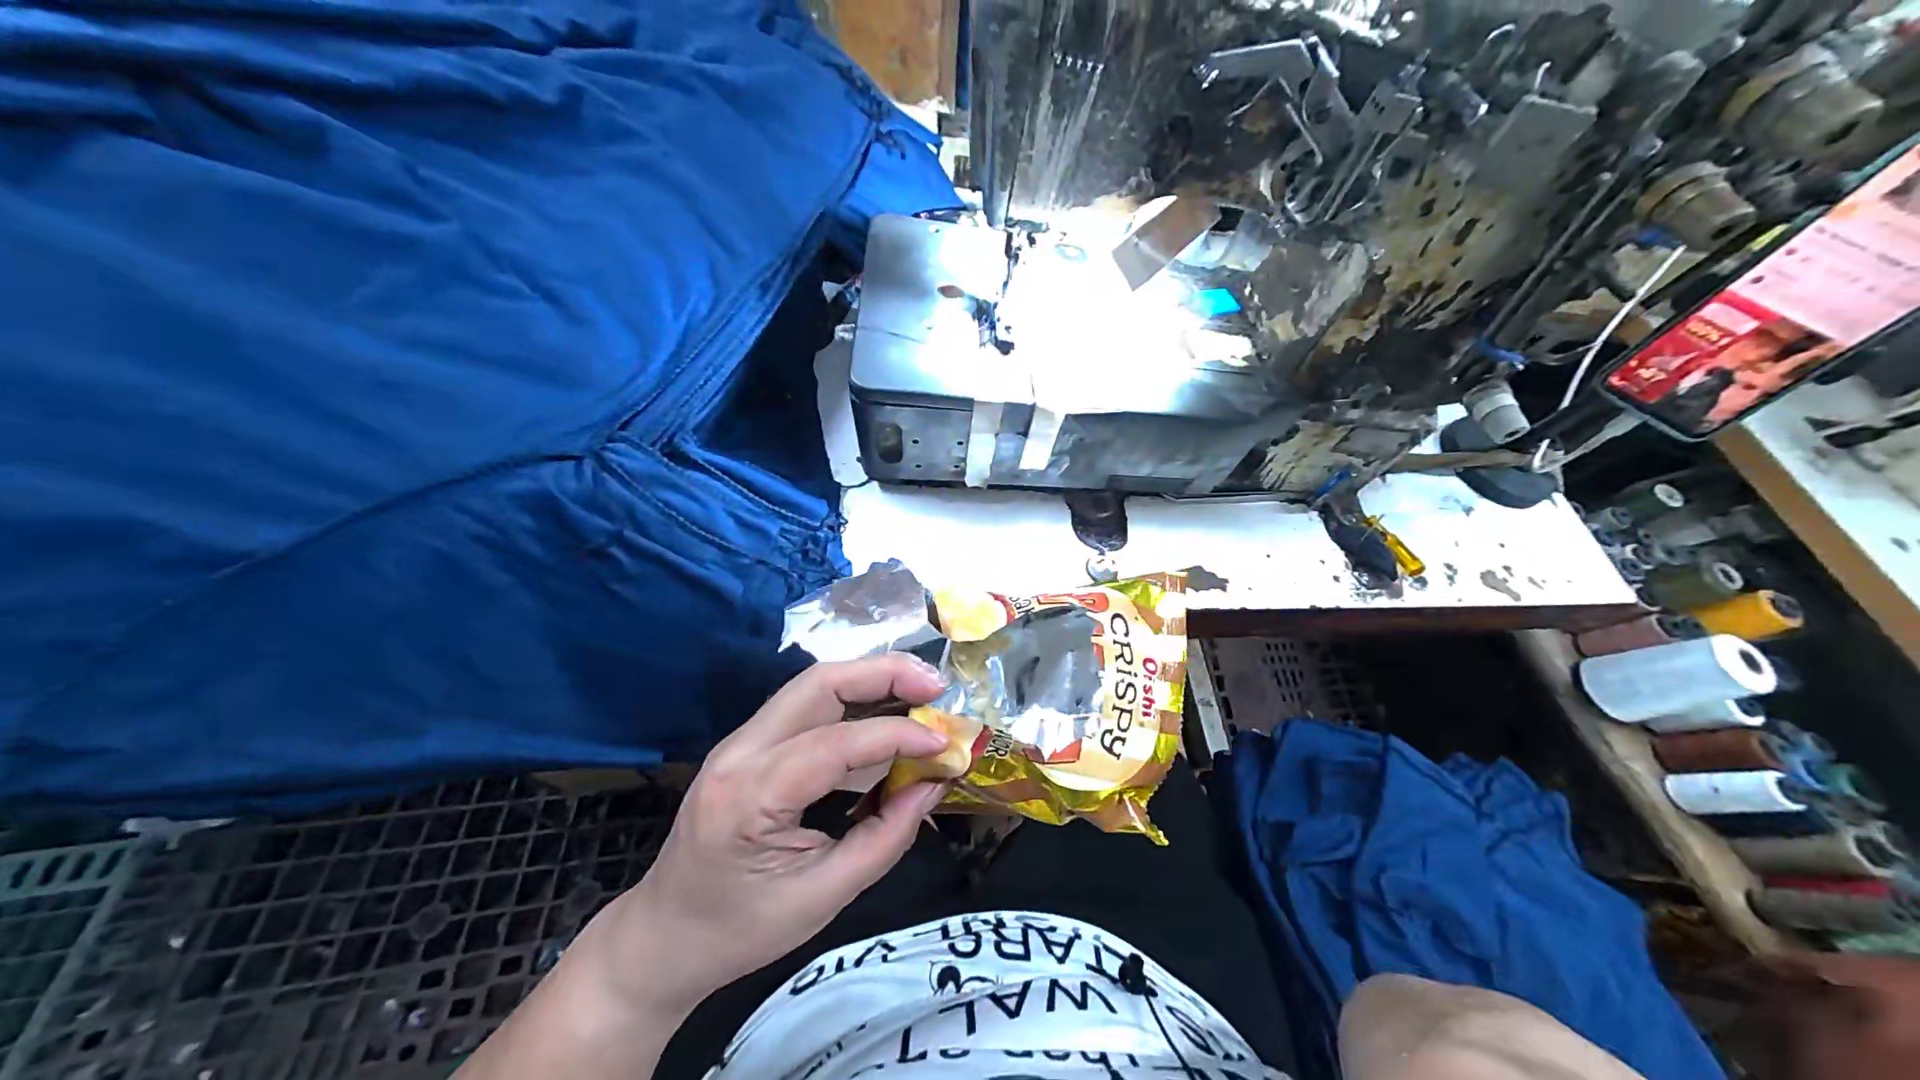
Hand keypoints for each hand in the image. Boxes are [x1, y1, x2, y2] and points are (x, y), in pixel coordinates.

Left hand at [455, 658, 958, 1079]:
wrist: (663, 936)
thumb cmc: (738, 930)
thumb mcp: (822, 898)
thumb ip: (883, 838)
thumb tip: (932, 786)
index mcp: (749, 797)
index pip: (835, 743)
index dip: (897, 736)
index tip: (946, 743)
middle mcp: (739, 752)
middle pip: (818, 683)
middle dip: (883, 674)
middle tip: (936, 686)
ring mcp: (739, 743)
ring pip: (812, 686)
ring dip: (869, 680)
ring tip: (921, 690)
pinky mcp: (748, 746)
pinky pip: (806, 708)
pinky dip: (852, 701)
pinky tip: (885, 712)